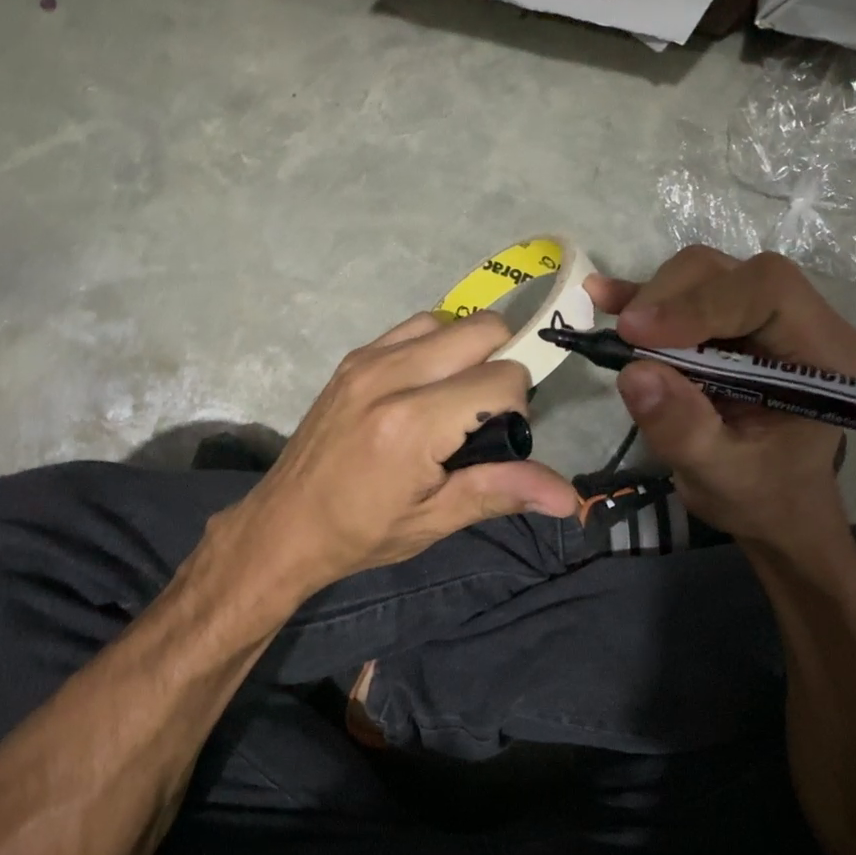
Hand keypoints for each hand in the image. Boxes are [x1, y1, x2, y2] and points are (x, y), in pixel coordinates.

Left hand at [224, 311, 577, 590]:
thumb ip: (501, 491)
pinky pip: (413, 328)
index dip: (517, 410)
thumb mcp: (434, 520)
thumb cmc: (361, 533)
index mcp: (413, 423)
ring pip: (450, 321)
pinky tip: (425, 389)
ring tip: (455, 402)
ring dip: (469, 352)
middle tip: (483, 418)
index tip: (497, 444)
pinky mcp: (353, 358)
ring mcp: (367, 360)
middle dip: (502, 366)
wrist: (285, 525)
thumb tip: (570, 499)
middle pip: (484, 330)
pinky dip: (435, 346)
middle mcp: (390, 376)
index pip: (503, 378)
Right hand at [587, 247, 855, 544]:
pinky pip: (683, 294)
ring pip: (701, 275)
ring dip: (653, 302)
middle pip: (728, 273)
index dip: (699, 303)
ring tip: (622, 343)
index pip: (766, 290)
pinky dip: (641, 296)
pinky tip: (602, 296)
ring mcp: (758, 318)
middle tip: (626, 344)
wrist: (771, 507)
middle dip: (669, 300)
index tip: (636, 334)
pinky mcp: (723, 323)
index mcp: (820, 351)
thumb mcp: (721, 475)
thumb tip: (634, 373)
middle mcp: (797, 320)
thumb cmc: (760, 495)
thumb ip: (684, 428)